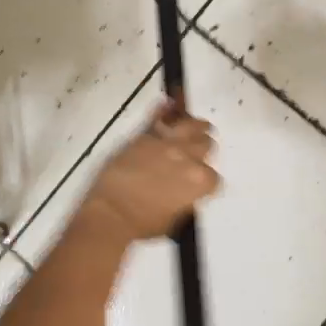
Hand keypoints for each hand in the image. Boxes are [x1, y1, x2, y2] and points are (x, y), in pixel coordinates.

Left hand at [80, 99, 219, 241]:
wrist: (111, 212)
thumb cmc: (142, 224)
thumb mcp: (174, 220)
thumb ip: (186, 201)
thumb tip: (187, 194)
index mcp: (199, 182)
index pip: (214, 177)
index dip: (206, 182)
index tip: (198, 185)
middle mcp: (187, 157)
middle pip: (206, 145)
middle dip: (202, 150)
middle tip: (195, 154)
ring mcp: (166, 143)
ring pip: (190, 124)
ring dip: (194, 126)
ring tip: (194, 126)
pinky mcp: (144, 136)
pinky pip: (158, 116)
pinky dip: (164, 109)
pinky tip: (170, 101)